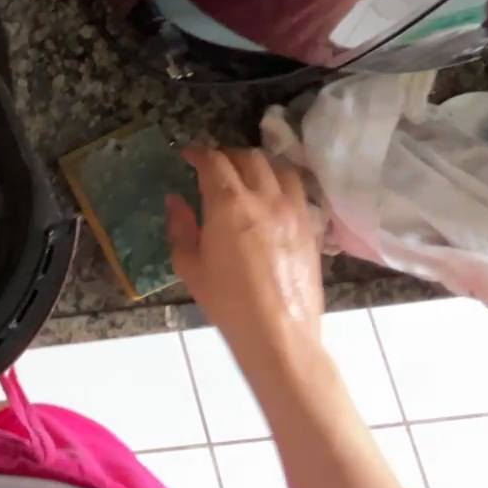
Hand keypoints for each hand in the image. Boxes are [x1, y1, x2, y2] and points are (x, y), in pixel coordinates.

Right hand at [168, 147, 323, 361]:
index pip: (214, 161)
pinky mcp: (311, 229)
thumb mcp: (189, 264)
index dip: (198, 153)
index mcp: (228, 204)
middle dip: (227, 155)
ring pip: (279, 168)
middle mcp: (264, 199)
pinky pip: (299, 191)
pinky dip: (281, 182)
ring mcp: (293, 212)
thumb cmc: (226, 300)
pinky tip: (271, 196)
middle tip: (213, 166)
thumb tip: (176, 200)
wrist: (278, 334)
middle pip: (249, 157)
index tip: (188, 156)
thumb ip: (180, 226)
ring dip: (258, 164)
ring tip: (246, 175)